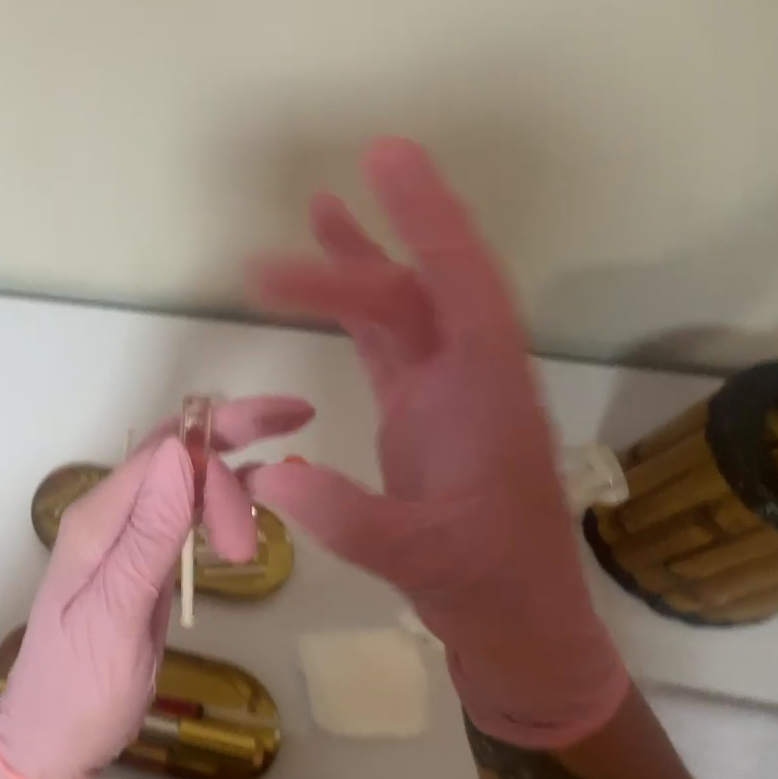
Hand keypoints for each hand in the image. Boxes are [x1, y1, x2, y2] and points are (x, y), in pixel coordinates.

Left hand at [0, 395, 313, 778]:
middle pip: (174, 455)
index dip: (220, 447)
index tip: (269, 488)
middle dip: (234, 443)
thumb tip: (180, 454)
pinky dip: (217, 514)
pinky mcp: (139, 564)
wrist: (49, 742)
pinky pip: (181, 518)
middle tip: (294, 453)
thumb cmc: (79, 690)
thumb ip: (147, 536)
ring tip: (253, 543)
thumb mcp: (115, 616)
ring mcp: (124, 540)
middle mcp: (109, 519)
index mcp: (97, 521)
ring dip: (230, 491)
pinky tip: (242, 528)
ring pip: (183, 484)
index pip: (164, 453)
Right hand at [243, 138, 627, 748]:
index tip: (387, 161)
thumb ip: (347, 515)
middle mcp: (467, 376)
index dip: (425, 218)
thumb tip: (266, 474)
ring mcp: (441, 391)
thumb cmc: (484, 583)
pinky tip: (319, 290)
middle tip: (304, 210)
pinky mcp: (417, 410)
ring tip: (317, 210)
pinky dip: (350, 309)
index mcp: (484, 393)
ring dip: (357, 263)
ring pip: (399, 307)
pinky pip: (383, 342)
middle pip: (414, 290)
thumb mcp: (418, 557)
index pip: (458, 284)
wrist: (511, 617)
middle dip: (359, 251)